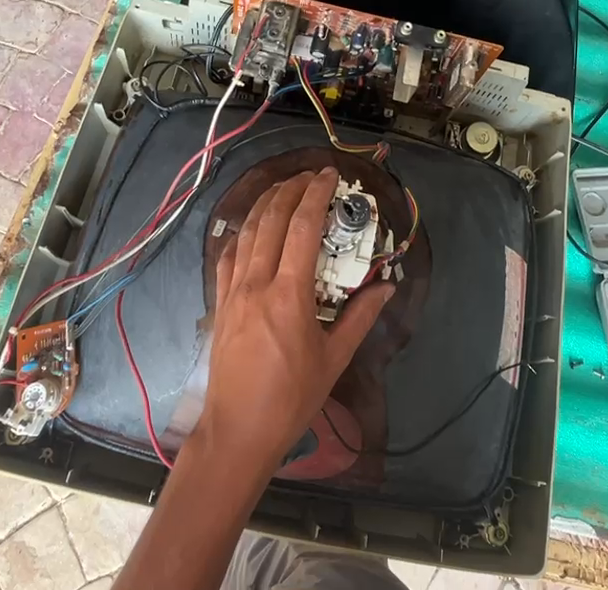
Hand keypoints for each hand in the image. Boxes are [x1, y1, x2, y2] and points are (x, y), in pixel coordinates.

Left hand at [203, 168, 392, 470]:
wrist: (238, 431)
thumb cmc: (291, 398)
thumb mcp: (334, 359)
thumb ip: (360, 317)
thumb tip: (388, 286)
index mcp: (289, 294)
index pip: (302, 227)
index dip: (316, 195)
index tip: (330, 176)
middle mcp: (257, 283)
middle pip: (270, 220)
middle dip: (291, 189)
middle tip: (311, 176)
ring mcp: (233, 292)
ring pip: (246, 232)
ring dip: (266, 203)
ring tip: (284, 188)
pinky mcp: (219, 303)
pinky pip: (228, 256)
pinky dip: (242, 232)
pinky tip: (250, 227)